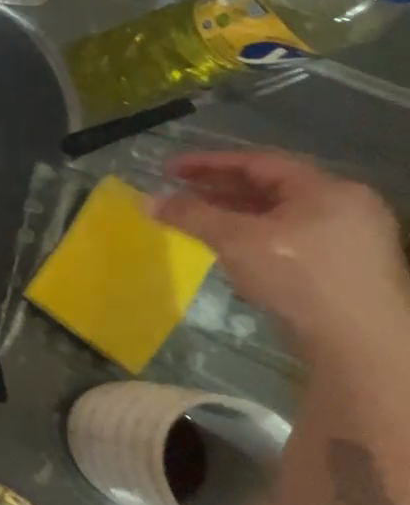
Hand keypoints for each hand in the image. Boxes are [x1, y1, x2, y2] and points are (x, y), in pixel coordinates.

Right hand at [153, 149, 409, 356]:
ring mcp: (350, 238)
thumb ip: (190, 215)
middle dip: (218, 188)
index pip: (260, 162)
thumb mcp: (235, 240)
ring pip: (279, 213)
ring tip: (193, 217)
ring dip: (232, 212)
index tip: (168, 169)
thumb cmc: (299, 277)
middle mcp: (346, 207)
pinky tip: (227, 243)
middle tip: (176, 191)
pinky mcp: (345, 265)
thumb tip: (144, 200)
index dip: (209, 162)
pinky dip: (253, 232)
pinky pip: (290, 235)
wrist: (360, 343)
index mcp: (329, 191)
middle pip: (270, 187)